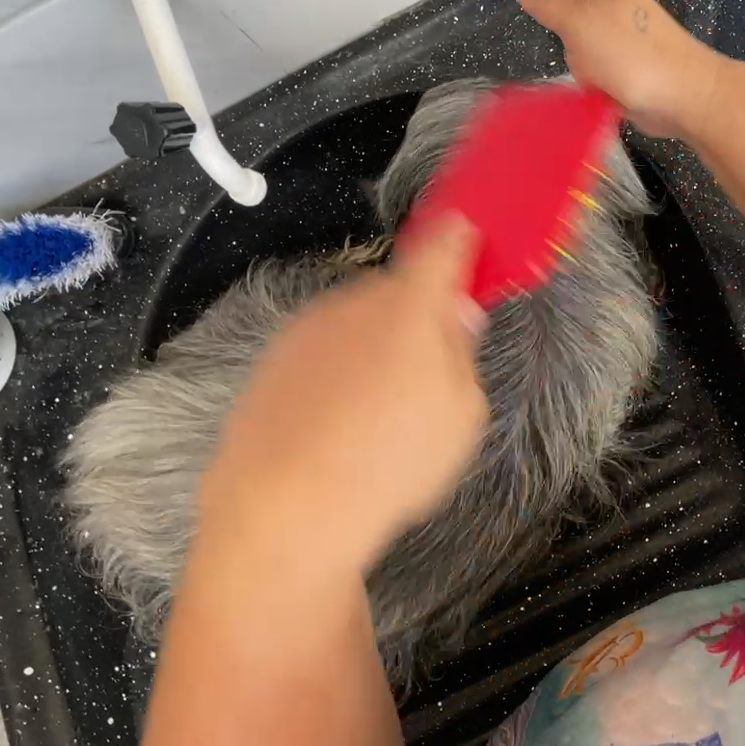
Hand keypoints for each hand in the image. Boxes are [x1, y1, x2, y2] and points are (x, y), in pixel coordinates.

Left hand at [194, 216, 488, 575]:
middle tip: (433, 368)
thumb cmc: (389, 461)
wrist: (283, 508)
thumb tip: (456, 317)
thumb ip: (462, 353)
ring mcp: (307, 329)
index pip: (443, 244)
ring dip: (376, 346)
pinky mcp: (273, 361)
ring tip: (382, 414)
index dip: (462, 237)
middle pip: (398, 289)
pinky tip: (341, 424)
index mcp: (412, 306)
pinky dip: (337, 372)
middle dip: (419, 315)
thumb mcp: (462, 414)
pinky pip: (323, 351)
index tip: (471, 241)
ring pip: (358, 322)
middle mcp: (355, 303)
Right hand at [495, 0, 723, 137]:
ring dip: (555, 9)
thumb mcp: (583, 22)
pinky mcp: (623, 68)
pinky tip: (570, 53)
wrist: (686, 98)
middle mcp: (607, 7)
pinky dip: (573, 48)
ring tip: (534, 1)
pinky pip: (586, 53)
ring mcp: (617, 37)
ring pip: (574, 21)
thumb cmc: (634, 58)